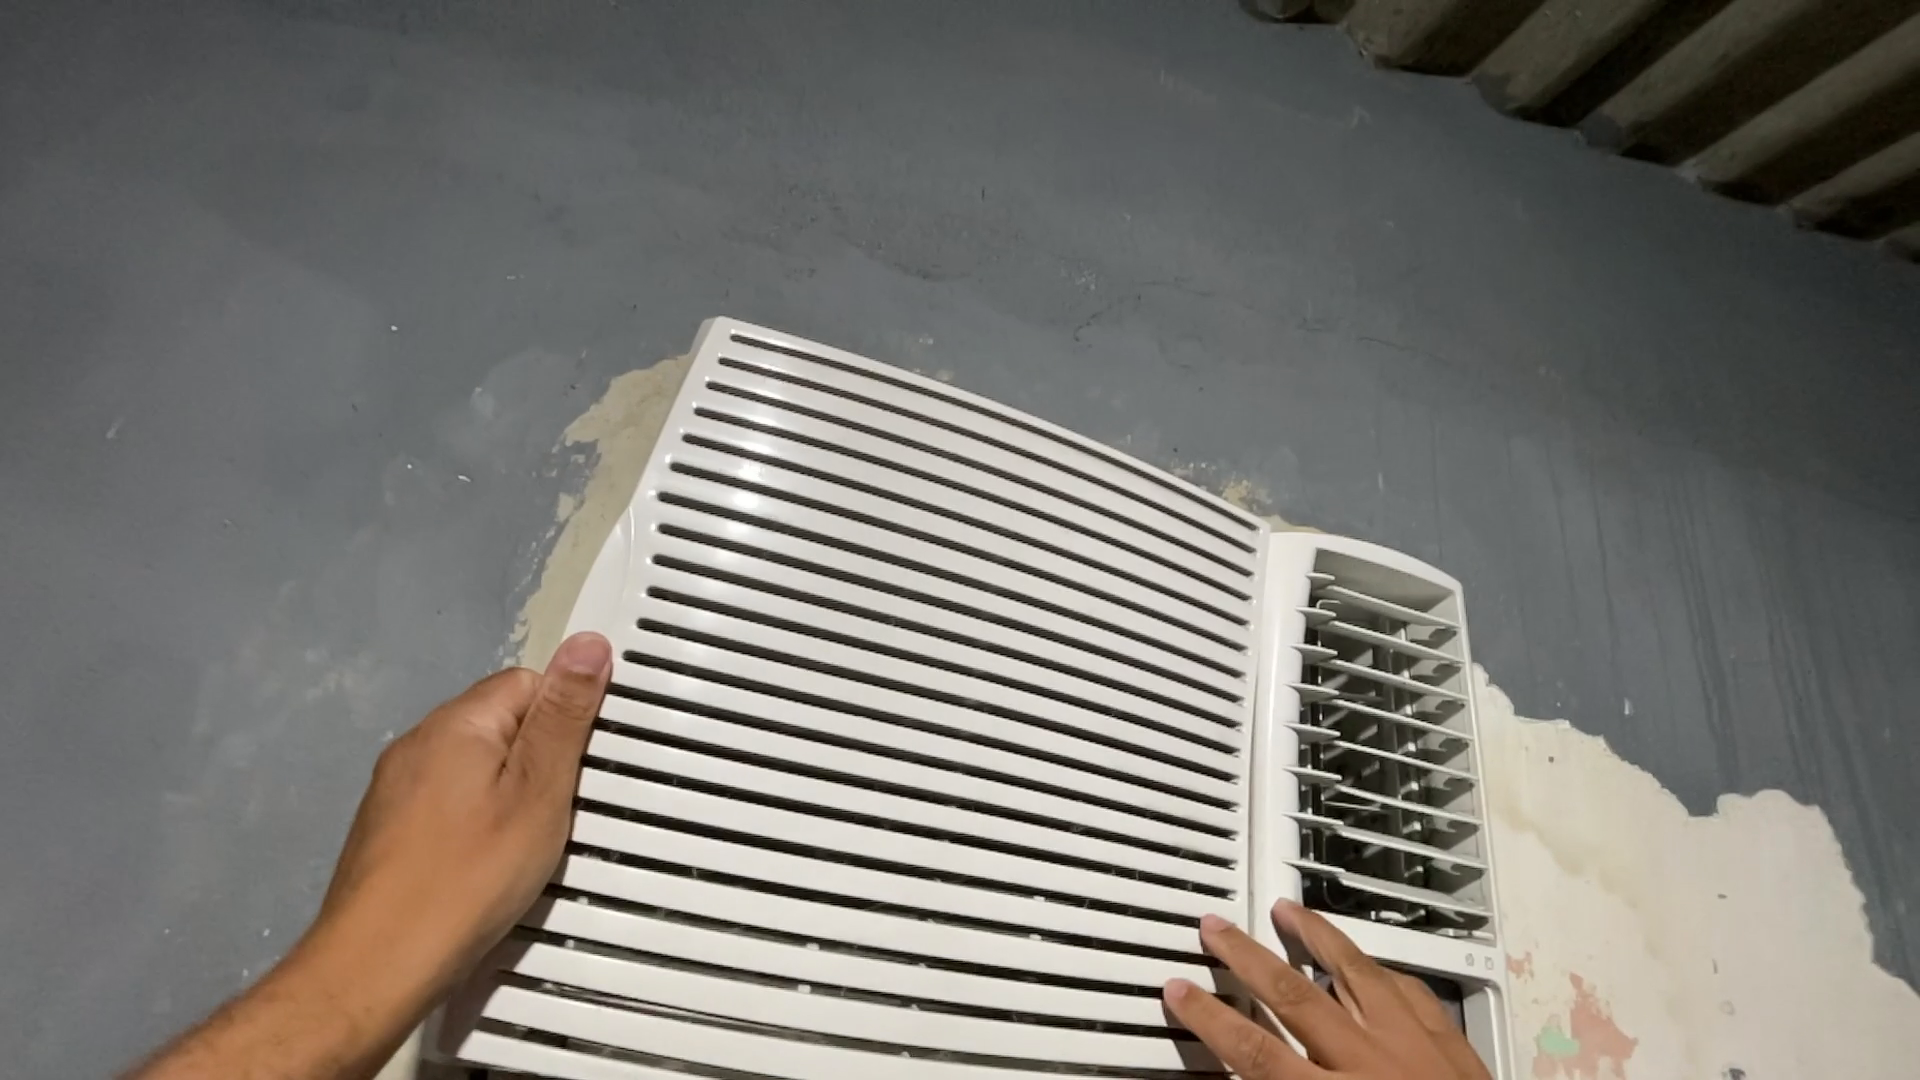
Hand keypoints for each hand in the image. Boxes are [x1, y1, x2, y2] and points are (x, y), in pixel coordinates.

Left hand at [127, 632, 613, 1079]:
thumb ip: (564, 715)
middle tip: (560, 800)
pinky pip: (453, 793)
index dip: (564, 715)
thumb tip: (588, 642)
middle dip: (540, 752)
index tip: (579, 761)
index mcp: (456, 723)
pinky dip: (480, 812)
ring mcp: (396, 786)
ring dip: (511, 784)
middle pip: (503, 719)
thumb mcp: (539, 788)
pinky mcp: (388, 824)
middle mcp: (418, 743)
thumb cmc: (472, 873)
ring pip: (478, 759)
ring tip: (530, 831)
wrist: (374, 970)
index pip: (529, 681)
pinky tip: (490, 852)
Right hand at [1163, 900, 1491, 1079]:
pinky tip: (1368, 962)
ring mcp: (1419, 1054)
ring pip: (1355, 974)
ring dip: (1315, 938)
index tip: (1179, 990)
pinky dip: (1382, 972)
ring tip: (1288, 910)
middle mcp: (1373, 1070)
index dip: (1211, 1019)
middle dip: (1246, 956)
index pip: (1257, 1054)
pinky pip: (1412, 994)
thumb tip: (1258, 1073)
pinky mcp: (1458, 1052)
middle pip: (1294, 997)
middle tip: (1214, 926)